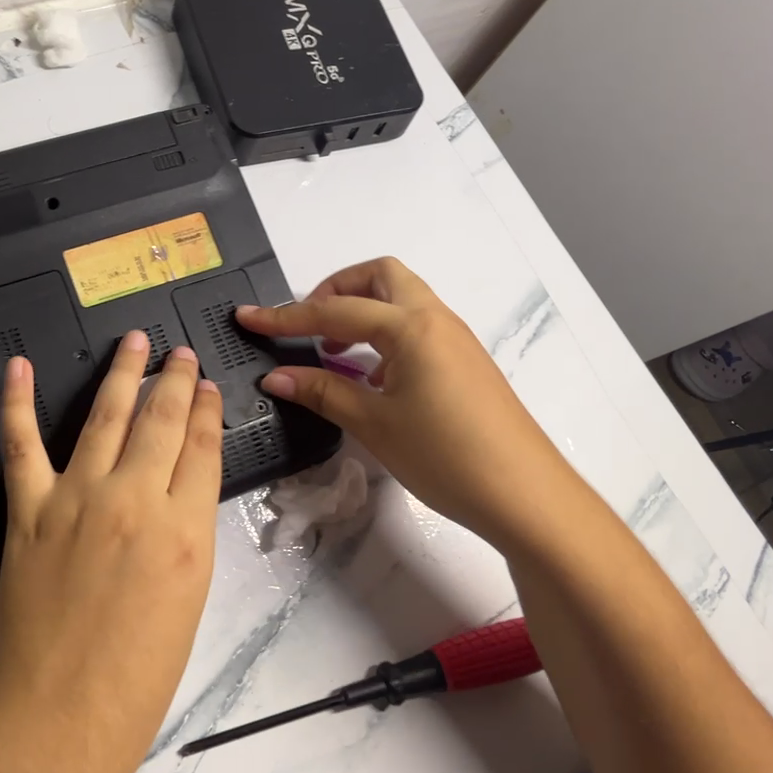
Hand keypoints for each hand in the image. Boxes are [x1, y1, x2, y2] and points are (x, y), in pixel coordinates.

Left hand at [0, 332, 223, 772]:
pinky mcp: (29, 509)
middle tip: (180, 354)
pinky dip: (17, 403)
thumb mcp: (191, 596)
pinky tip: (20, 368)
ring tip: (134, 342)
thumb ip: (188, 531)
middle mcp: (135, 500)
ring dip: (122, 373)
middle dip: (175, 380)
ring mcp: (78, 499)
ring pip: (104, 417)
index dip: (207, 410)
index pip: (202, 447)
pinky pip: (21, 445)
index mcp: (186, 529)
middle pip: (162, 420)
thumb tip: (181, 486)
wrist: (63, 707)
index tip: (208, 386)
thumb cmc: (139, 671)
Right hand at [236, 257, 575, 546]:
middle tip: (310, 323)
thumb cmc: (445, 456)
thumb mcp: (374, 424)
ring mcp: (456, 340)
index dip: (286, 316)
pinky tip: (373, 379)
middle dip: (337, 289)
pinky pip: (418, 328)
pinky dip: (387, 336)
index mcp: (411, 327)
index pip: (335, 311)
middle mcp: (435, 320)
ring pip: (403, 301)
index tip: (247, 317)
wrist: (526, 495)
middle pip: (381, 277)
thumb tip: (275, 377)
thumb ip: (323, 392)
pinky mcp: (466, 363)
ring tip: (335, 354)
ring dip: (363, 313)